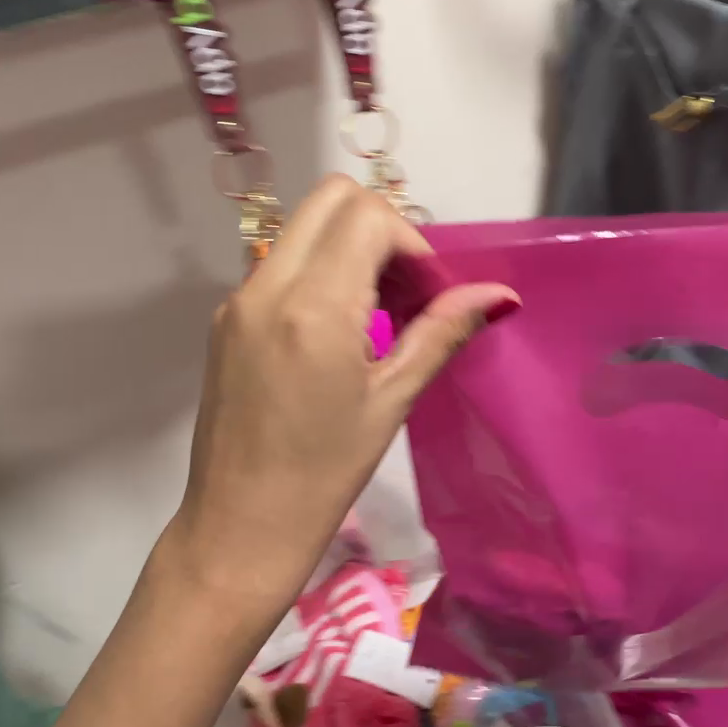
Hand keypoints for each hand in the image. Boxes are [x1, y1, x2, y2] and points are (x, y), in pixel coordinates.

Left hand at [163, 175, 517, 611]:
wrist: (238, 527)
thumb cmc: (324, 474)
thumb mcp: (392, 401)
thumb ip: (442, 333)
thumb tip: (501, 295)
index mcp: (312, 306)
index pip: (368, 216)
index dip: (412, 245)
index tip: (427, 298)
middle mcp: (266, 286)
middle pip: (331, 199)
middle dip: (382, 231)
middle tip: (405, 294)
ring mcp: (238, 300)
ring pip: (303, 229)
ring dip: (350, 251)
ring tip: (377, 319)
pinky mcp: (226, 320)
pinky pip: (280, 265)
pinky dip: (320, 274)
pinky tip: (339, 337)